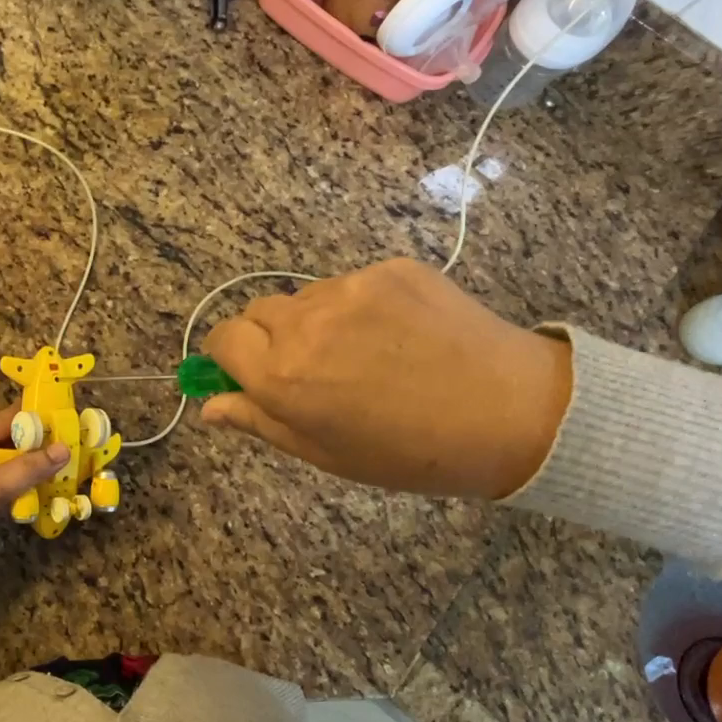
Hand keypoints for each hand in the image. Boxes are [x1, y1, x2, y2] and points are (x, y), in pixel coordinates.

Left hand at [0, 405, 70, 534]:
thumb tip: (64, 449)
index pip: (7, 418)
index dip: (34, 415)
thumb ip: (27, 468)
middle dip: (41, 442)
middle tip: (72, 444)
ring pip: (14, 462)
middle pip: (13, 440)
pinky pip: (10, 482)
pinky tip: (47, 489)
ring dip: (36, 464)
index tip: (64, 415)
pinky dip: (28, 483)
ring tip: (67, 466)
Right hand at [200, 258, 571, 499]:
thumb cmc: (409, 451)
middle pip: (257, 313)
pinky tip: (393, 335)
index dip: (227, 356)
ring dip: (312, 322)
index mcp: (282, 375)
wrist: (513, 413)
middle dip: (267, 338)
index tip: (246, 371)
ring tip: (360, 353)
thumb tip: (209, 406)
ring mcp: (349, 290)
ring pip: (303, 299)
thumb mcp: (323, 452)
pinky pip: (348, 286)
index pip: (222, 339)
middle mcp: (305, 324)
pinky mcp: (389, 270)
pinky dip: (355, 307)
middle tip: (308, 369)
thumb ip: (258, 421)